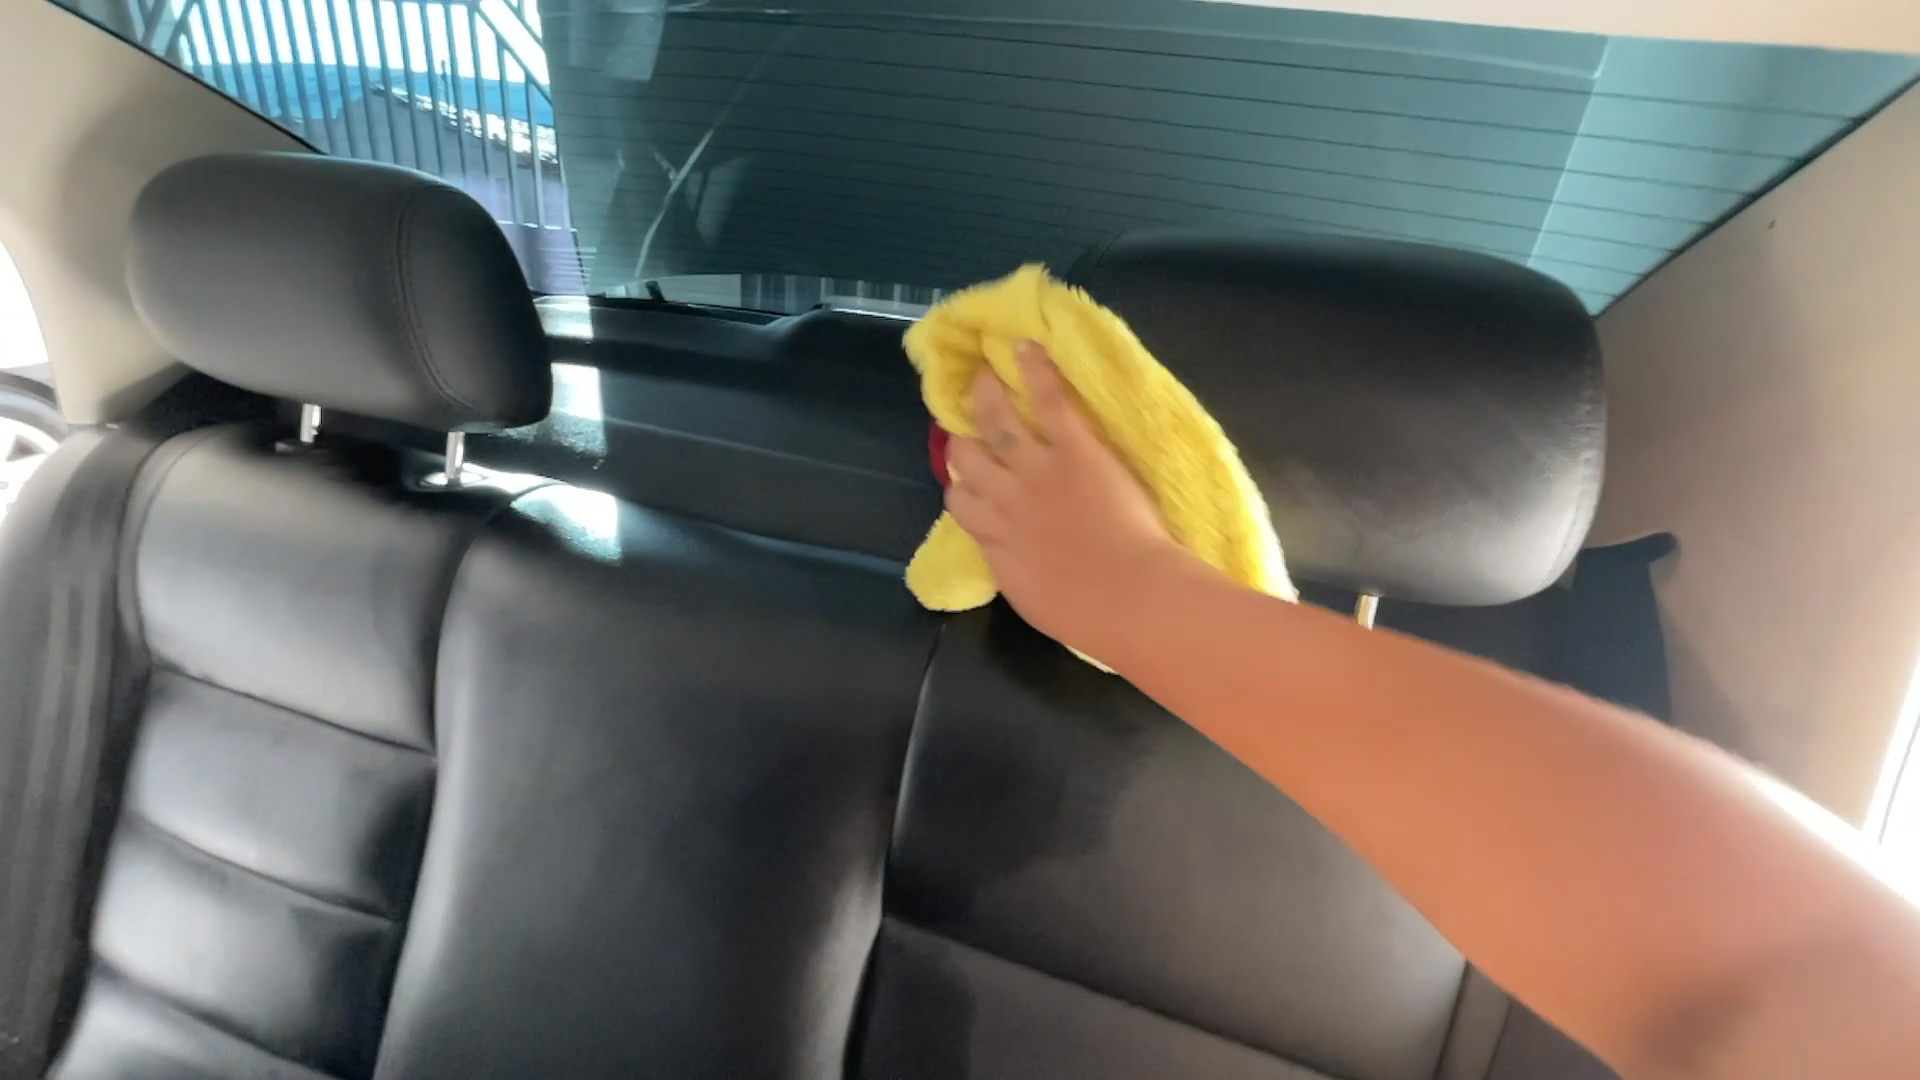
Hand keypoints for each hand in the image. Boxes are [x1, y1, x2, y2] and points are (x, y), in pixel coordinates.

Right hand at [946, 340, 1191, 658]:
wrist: (1127, 598)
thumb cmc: (1084, 613)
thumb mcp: (1030, 598)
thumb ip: (1011, 565)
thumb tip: (1006, 555)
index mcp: (994, 537)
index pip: (960, 501)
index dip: (961, 486)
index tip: (968, 482)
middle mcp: (1004, 497)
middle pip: (967, 458)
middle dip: (964, 441)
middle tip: (967, 427)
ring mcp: (1036, 469)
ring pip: (997, 422)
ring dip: (986, 396)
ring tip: (982, 375)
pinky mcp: (1073, 449)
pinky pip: (1049, 401)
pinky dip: (1036, 370)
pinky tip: (1025, 345)